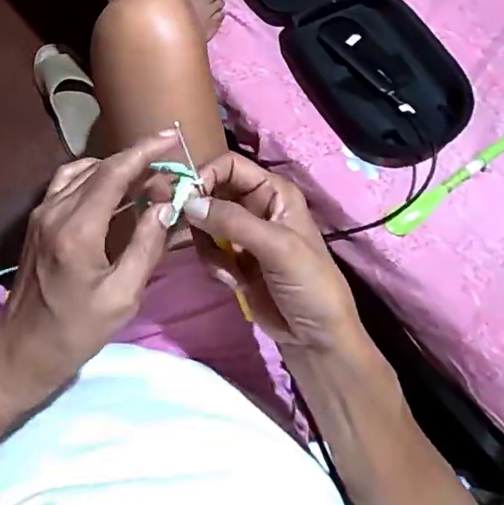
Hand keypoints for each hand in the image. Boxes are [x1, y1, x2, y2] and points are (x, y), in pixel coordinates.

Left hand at [0, 131, 181, 396]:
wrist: (21, 347)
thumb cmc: (75, 330)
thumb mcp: (121, 297)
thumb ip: (145, 247)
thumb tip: (165, 205)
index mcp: (76, 229)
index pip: (113, 173)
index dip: (143, 152)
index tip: (170, 138)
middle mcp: (55, 210)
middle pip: (100, 167)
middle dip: (137, 160)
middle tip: (169, 169)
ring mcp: (42, 211)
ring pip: (83, 170)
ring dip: (116, 167)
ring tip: (146, 178)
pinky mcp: (38, 218)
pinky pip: (68, 181)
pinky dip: (94, 175)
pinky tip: (113, 187)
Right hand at [184, 152, 364, 355]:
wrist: (317, 339)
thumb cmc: (308, 284)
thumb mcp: (277, 247)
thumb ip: (233, 221)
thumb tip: (189, 203)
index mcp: (274, 191)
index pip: (230, 165)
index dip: (206, 175)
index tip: (186, 198)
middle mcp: (256, 205)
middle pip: (212, 191)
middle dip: (200, 213)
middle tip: (192, 234)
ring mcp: (243, 233)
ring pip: (205, 222)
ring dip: (208, 247)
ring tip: (227, 270)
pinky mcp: (234, 259)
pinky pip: (208, 250)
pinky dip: (213, 264)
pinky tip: (233, 283)